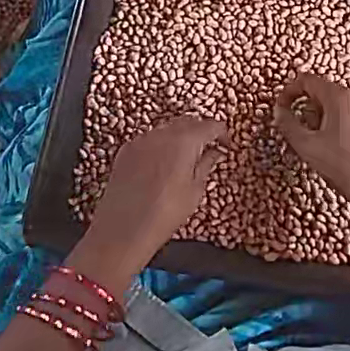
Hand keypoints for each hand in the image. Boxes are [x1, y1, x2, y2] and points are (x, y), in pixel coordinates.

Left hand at [77, 115, 224, 283]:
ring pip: (166, 129)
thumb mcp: (195, 190)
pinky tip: (163, 165)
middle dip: (200, 131)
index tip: (225, 143)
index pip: (210, 125)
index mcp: (185, 141)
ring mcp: (141, 141)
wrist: (124, 228)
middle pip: (187, 122)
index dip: (221, 132)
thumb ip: (207, 164)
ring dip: (179, 137)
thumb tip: (215, 152)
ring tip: (186, 159)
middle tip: (209, 148)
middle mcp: (162, 134)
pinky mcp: (126, 151)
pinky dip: (160, 146)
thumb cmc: (164, 213)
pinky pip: (148, 140)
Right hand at [271, 72, 349, 243]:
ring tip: (323, 145)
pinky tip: (339, 149)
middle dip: (308, 109)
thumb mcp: (307, 146)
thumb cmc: (348, 170)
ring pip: (338, 105)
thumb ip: (287, 123)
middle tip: (303, 132)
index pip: (307, 80)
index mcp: (341, 97)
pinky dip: (340, 125)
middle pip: (324, 92)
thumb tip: (280, 112)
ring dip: (324, 119)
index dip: (289, 92)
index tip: (283, 105)